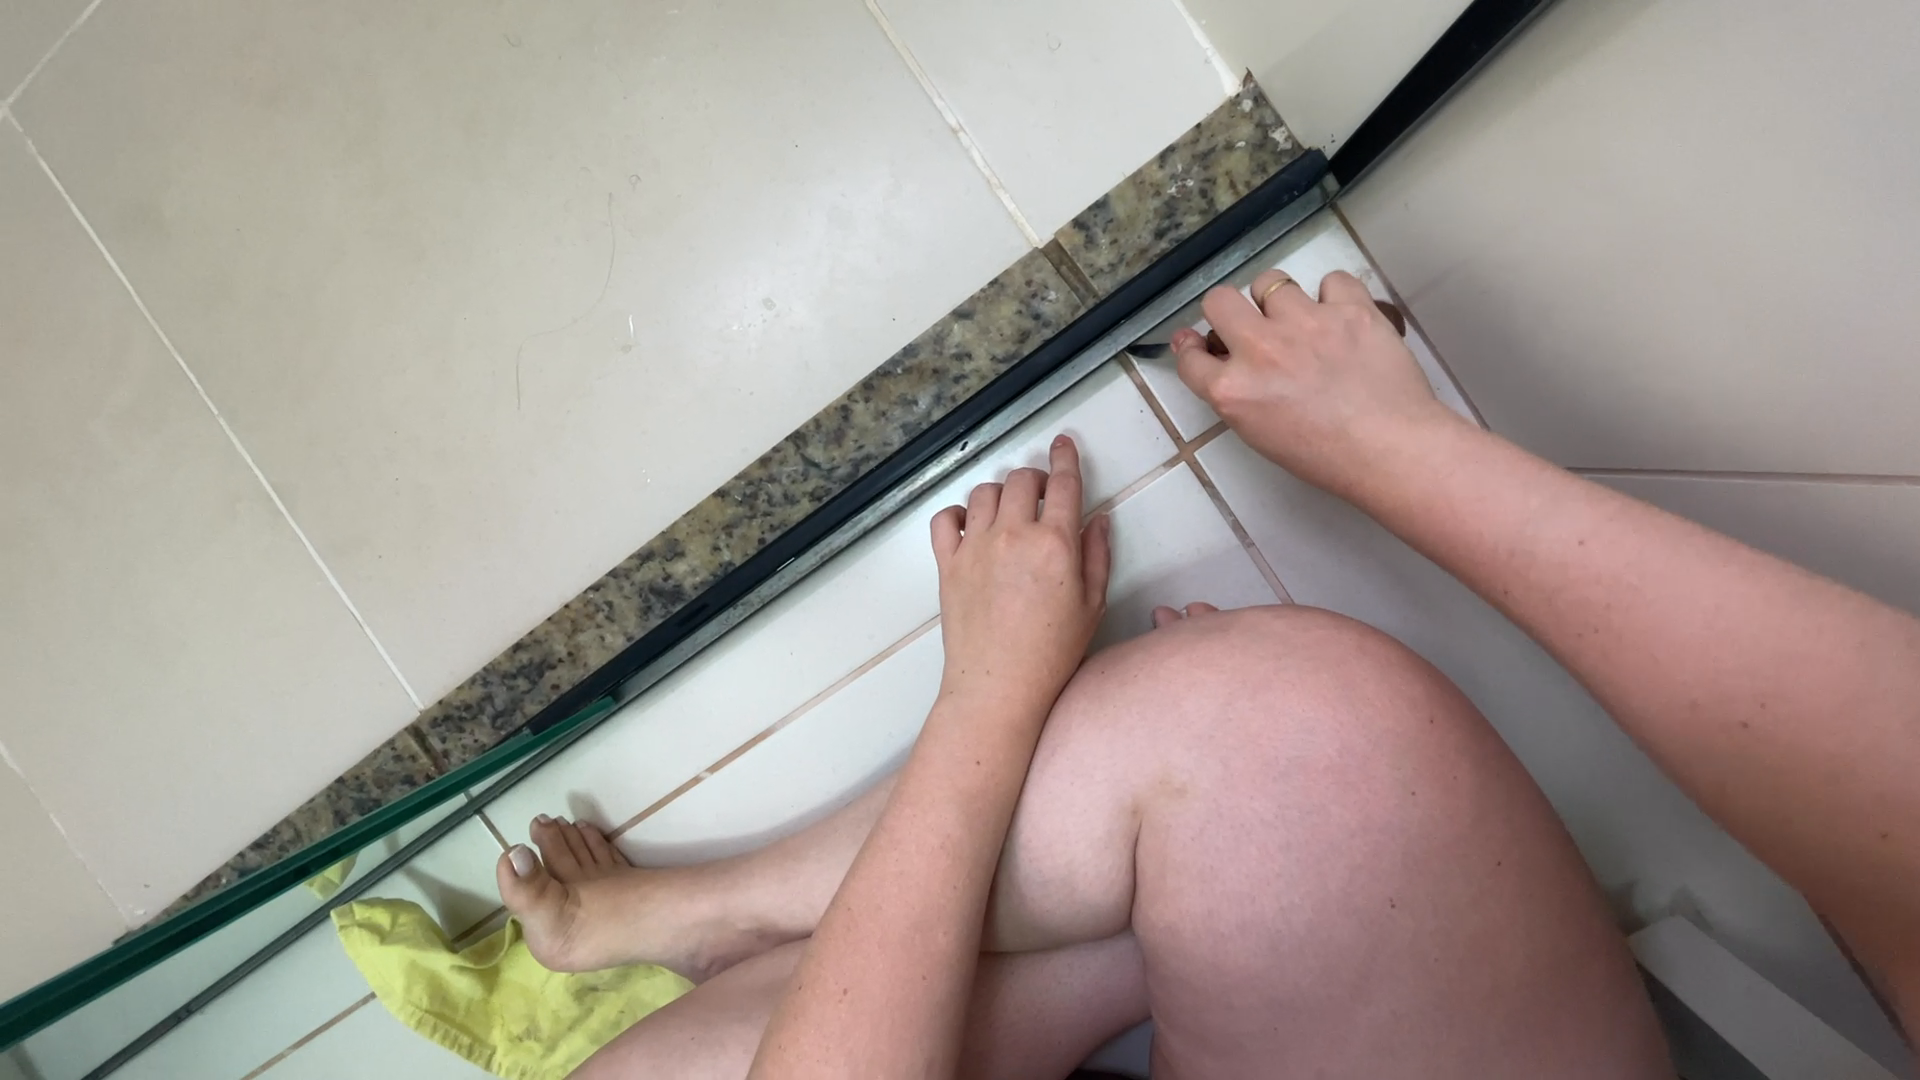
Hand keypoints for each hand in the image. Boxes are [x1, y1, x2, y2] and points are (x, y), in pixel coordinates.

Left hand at [929, 436, 1111, 713]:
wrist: (999, 685)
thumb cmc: (1052, 653)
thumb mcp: (1092, 605)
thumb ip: (1097, 555)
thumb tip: (1097, 518)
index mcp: (1054, 544)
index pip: (1063, 484)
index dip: (1065, 458)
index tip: (1063, 443)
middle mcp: (1013, 535)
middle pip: (1021, 480)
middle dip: (1034, 478)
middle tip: (1040, 494)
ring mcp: (975, 547)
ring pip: (984, 492)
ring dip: (1000, 492)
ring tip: (1009, 512)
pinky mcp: (948, 563)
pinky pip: (945, 519)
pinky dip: (958, 513)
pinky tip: (970, 526)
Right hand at [1173, 269, 1464, 498]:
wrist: (1388, 448)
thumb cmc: (1320, 454)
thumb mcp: (1257, 431)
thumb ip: (1231, 394)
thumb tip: (1219, 360)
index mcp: (1231, 390)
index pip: (1189, 356)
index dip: (1191, 348)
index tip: (1201, 345)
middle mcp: (1259, 349)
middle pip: (1218, 300)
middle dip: (1226, 311)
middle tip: (1248, 327)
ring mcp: (1304, 323)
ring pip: (1270, 282)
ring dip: (1277, 301)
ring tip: (1299, 322)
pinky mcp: (1349, 308)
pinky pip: (1332, 280)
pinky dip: (1333, 296)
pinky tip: (1340, 320)